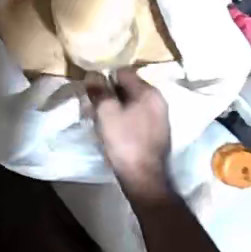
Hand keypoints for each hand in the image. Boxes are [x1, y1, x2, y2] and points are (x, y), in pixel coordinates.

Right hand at [87, 68, 173, 206]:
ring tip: (98, 120)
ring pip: (131, 104)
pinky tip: (112, 131)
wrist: (144, 178)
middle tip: (91, 106)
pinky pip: (136, 117)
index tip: (91, 90)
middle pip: (127, 88)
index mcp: (148, 92)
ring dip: (114, 108)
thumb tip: (93, 74)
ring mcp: (159, 118)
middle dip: (108, 94)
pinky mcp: (156, 133)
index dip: (105, 79)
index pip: (123, 73)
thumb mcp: (106, 113)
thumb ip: (99, 91)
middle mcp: (158, 101)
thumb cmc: (125, 141)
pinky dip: (123, 119)